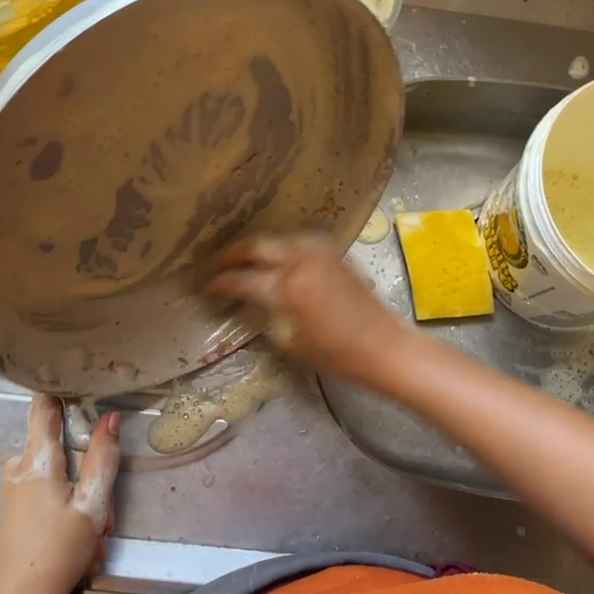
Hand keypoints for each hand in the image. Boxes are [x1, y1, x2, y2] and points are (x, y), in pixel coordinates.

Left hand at [0, 395, 121, 593]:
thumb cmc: (55, 552)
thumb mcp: (91, 506)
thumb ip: (103, 459)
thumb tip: (111, 417)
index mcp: (36, 459)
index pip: (45, 405)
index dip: (64, 390)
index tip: (87, 384)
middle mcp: (19, 466)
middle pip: (62, 447)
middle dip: (90, 473)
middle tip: (104, 514)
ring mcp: (14, 488)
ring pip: (60, 476)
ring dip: (83, 501)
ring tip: (93, 537)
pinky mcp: (14, 508)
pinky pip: (50, 495)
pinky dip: (69, 513)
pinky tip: (79, 546)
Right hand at [208, 232, 411, 382]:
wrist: (384, 346)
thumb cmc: (336, 354)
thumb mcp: (290, 340)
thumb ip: (266, 315)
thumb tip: (252, 301)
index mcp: (287, 287)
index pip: (242, 279)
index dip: (221, 283)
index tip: (209, 286)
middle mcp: (301, 261)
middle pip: (258, 246)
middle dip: (235, 254)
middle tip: (221, 263)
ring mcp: (321, 254)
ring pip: (280, 239)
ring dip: (261, 247)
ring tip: (246, 258)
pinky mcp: (336, 254)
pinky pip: (301, 242)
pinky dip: (283, 247)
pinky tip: (278, 259)